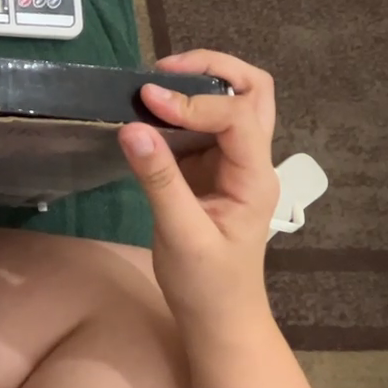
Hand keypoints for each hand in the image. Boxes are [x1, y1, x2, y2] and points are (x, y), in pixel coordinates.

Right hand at [118, 51, 280, 339]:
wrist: (219, 319)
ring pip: (231, 100)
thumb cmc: (207, 284)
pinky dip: (180, 106)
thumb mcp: (180, 234)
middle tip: (165, 70)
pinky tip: (150, 112)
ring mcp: (231, 162)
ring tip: (153, 84)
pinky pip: (203, 122)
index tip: (146, 99)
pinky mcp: (208, 167)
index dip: (192, 101)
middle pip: (252, 90)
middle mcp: (250, 160)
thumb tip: (132, 127)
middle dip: (213, 68)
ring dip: (197, 82)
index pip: (235, 116)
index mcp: (255, 177)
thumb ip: (159, 179)